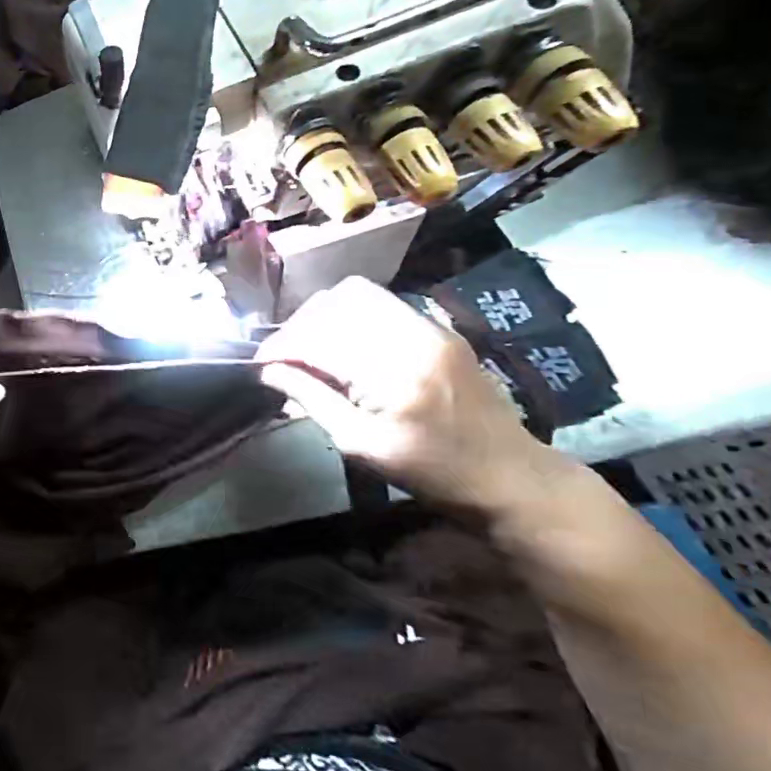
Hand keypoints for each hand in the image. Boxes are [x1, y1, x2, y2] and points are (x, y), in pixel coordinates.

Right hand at [256, 276, 576, 520]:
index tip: (261, 366)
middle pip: (334, 304)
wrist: (510, 476)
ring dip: (323, 316)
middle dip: (298, 327)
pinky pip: (381, 303)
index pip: (318, 338)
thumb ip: (312, 400)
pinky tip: (343, 344)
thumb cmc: (431, 471)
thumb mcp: (360, 446)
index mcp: (394, 372)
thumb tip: (269, 372)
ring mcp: (429, 327)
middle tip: (284, 358)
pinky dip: (350, 316)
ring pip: (356, 295)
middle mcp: (412, 336)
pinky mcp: (438, 329)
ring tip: (310, 346)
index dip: (281, 348)